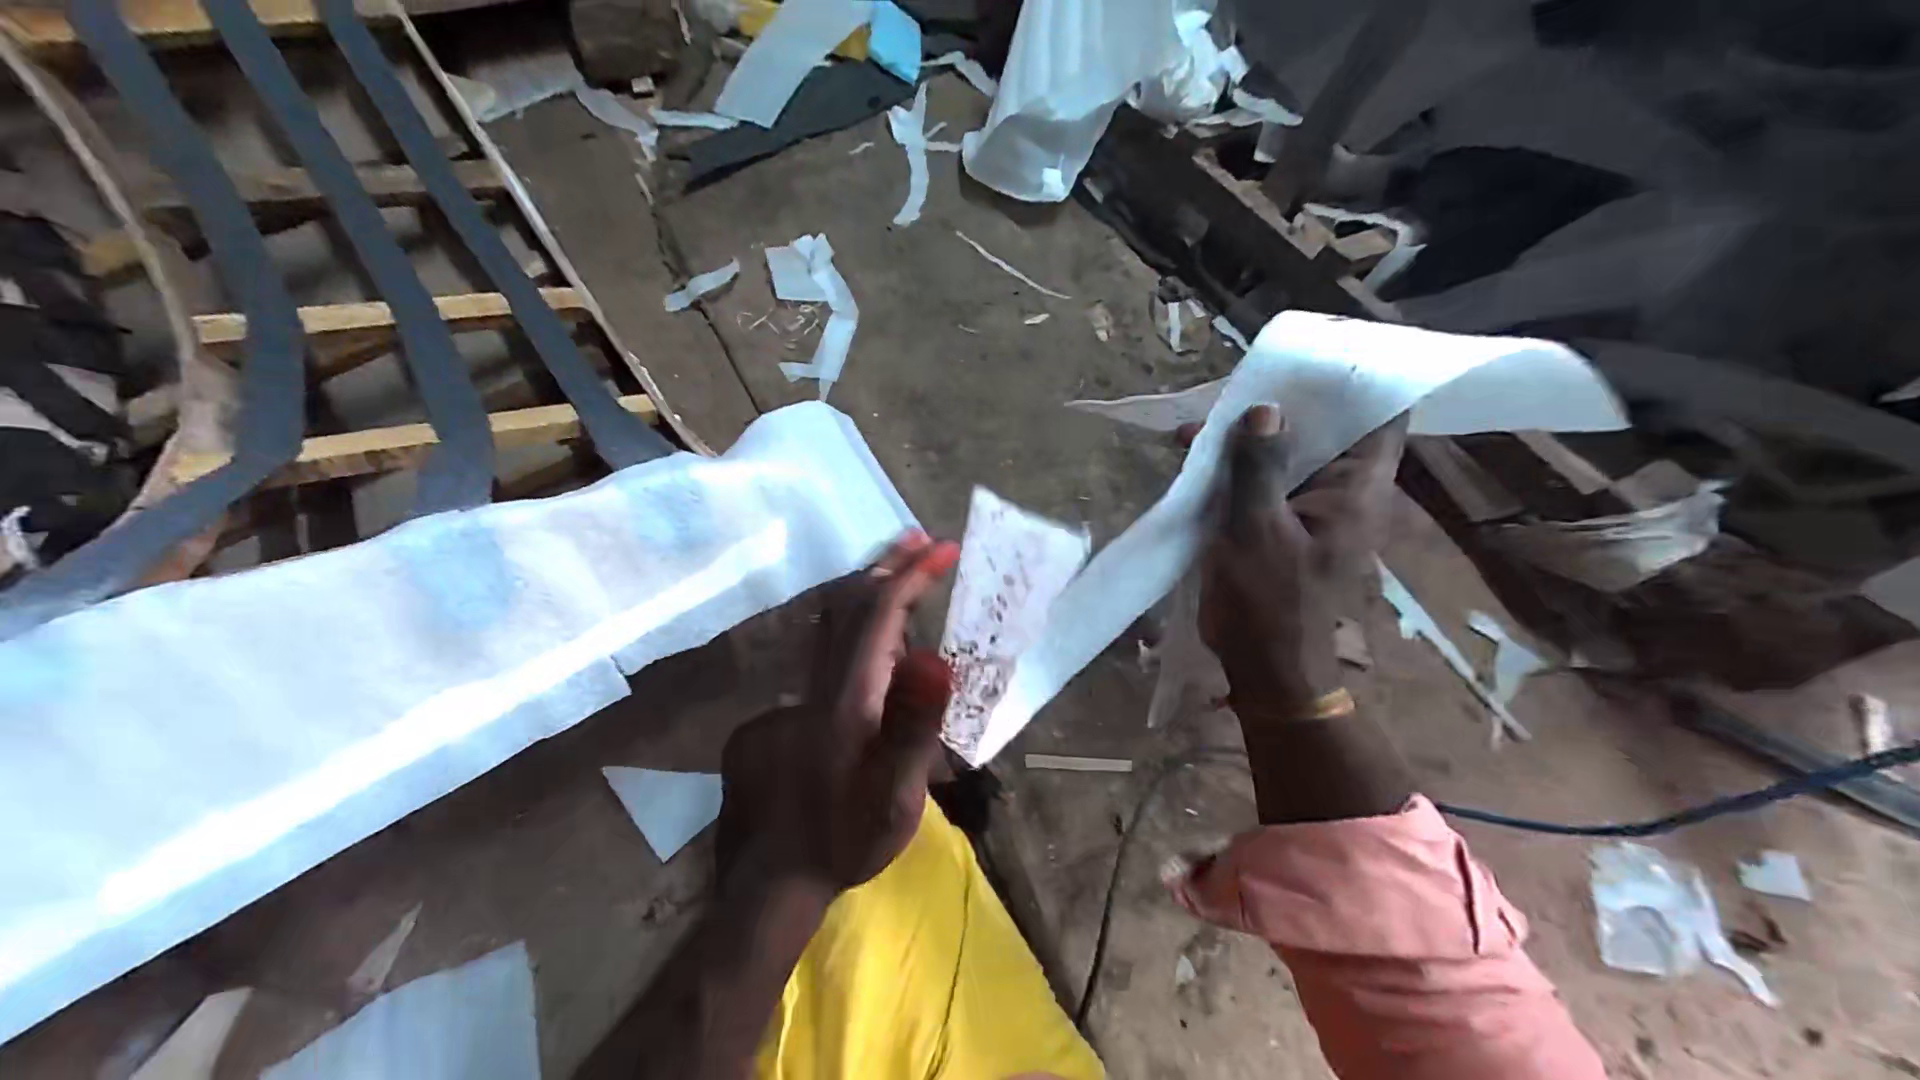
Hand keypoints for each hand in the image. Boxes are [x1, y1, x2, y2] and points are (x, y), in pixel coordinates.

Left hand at [716, 531, 959, 897]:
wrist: (772, 878)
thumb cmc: (846, 836)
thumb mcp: (894, 794)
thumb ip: (913, 727)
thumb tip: (938, 658)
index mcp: (849, 694)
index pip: (880, 615)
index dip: (913, 576)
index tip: (945, 547)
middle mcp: (818, 683)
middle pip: (850, 608)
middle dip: (888, 567)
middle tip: (919, 539)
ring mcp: (797, 696)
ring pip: (833, 627)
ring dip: (870, 592)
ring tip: (901, 574)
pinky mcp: (786, 712)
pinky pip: (825, 653)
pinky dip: (854, 626)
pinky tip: (871, 643)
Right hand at [1197, 405, 1407, 717]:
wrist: (1263, 666)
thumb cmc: (1269, 600)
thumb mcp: (1256, 530)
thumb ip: (1260, 467)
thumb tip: (1265, 409)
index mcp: (1357, 490)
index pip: (1380, 416)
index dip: (1357, 380)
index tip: (1317, 354)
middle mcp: (1340, 492)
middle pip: (1324, 429)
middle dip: (1285, 404)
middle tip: (1244, 378)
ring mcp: (1307, 509)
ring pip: (1286, 455)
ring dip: (1250, 438)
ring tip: (1203, 420)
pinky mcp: (1277, 525)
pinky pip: (1261, 482)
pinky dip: (1235, 468)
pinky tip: (1196, 457)